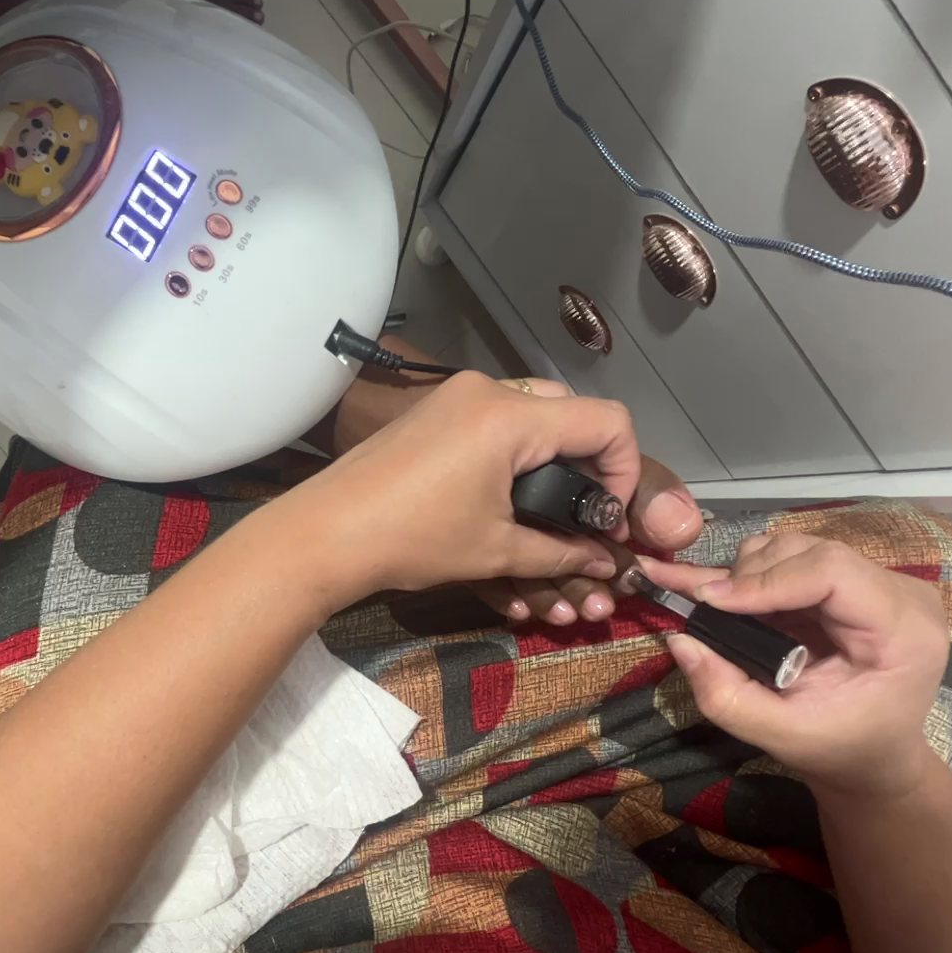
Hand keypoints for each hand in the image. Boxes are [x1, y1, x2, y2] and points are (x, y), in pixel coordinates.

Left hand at [256, 371, 639, 603]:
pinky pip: (494, 419)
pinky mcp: (435, 413)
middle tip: (583, 514)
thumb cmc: (411, 538)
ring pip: (532, 413)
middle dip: (587, 465)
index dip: (624, 470)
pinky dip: (515, 452)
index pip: (605, 421)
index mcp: (510, 417)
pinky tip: (507, 494)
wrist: (328, 531)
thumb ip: (560, 553)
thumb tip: (603, 561)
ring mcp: (456, 397)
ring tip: (548, 511)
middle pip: (568, 412)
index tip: (610, 517)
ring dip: (551, 460)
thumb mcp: (495, 550)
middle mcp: (486, 391)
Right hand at [663, 533, 949, 802]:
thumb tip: (679, 640)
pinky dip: (743, 573)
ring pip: (790, 547)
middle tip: (704, 607)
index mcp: (903, 631)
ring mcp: (871, 580)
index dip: (765, 580)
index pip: (831, 572)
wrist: (871, 753)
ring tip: (716, 607)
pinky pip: (785, 557)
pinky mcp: (843, 579)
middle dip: (746, 576)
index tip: (710, 602)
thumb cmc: (838, 746)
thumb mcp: (779, 735)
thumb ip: (726, 695)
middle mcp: (897, 593)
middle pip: (806, 552)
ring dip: (743, 573)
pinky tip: (705, 586)